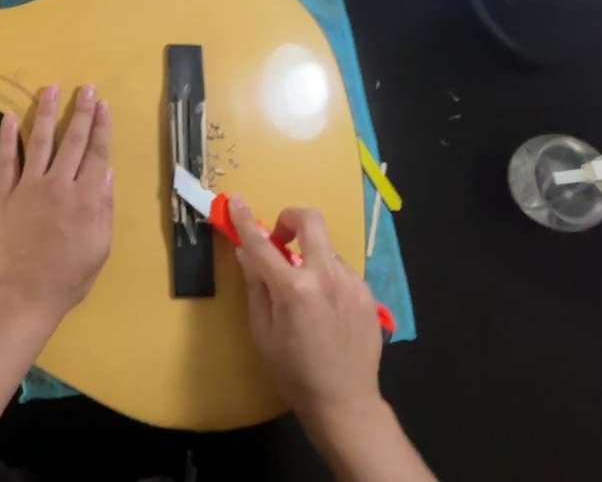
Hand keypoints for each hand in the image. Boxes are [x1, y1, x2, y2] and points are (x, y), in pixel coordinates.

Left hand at [0, 84, 114, 325]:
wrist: (26, 296)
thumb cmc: (69, 277)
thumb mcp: (100, 246)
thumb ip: (104, 207)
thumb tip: (106, 172)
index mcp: (86, 198)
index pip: (97, 153)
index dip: (102, 127)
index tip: (103, 105)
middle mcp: (60, 185)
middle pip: (73, 141)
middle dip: (81, 112)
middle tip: (86, 89)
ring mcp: (29, 187)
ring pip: (41, 142)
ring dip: (47, 113)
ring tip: (51, 89)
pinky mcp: (5, 195)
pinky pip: (6, 161)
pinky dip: (7, 138)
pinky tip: (10, 116)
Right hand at [231, 201, 384, 423]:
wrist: (345, 402)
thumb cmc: (294, 372)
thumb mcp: (262, 331)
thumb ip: (255, 286)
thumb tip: (246, 253)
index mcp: (293, 288)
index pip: (261, 243)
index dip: (245, 219)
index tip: (235, 200)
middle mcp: (325, 276)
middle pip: (310, 220)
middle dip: (290, 218)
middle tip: (280, 239)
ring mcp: (351, 282)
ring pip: (326, 248)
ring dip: (310, 256)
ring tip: (306, 291)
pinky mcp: (366, 293)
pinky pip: (341, 270)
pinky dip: (327, 276)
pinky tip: (325, 307)